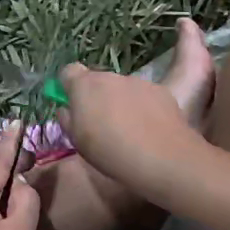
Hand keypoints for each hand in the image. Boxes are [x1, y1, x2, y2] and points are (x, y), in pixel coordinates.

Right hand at [58, 61, 205, 194]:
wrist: (161, 158)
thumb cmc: (109, 152)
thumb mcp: (77, 140)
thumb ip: (68, 119)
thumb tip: (67, 108)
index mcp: (84, 85)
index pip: (68, 71)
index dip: (69, 85)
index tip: (72, 103)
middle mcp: (110, 76)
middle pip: (97, 80)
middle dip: (96, 95)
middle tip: (100, 122)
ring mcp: (137, 81)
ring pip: (121, 88)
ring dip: (119, 101)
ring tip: (127, 129)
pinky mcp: (160, 90)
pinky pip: (143, 95)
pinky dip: (142, 106)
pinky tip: (147, 129)